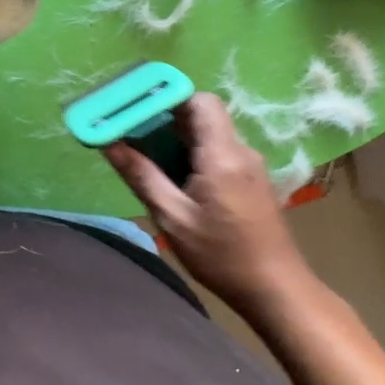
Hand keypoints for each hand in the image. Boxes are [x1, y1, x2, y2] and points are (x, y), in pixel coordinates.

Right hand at [102, 93, 314, 315]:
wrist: (276, 288)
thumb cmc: (222, 254)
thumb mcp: (171, 217)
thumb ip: (141, 175)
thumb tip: (108, 142)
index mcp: (223, 156)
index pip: (199, 102)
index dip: (165, 95)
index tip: (131, 103)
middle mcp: (240, 152)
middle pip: (200, 114)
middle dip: (160, 114)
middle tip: (123, 126)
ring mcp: (247, 166)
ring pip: (206, 133)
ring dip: (172, 134)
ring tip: (136, 148)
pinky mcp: (247, 180)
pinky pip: (213, 151)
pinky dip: (186, 151)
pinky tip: (165, 171)